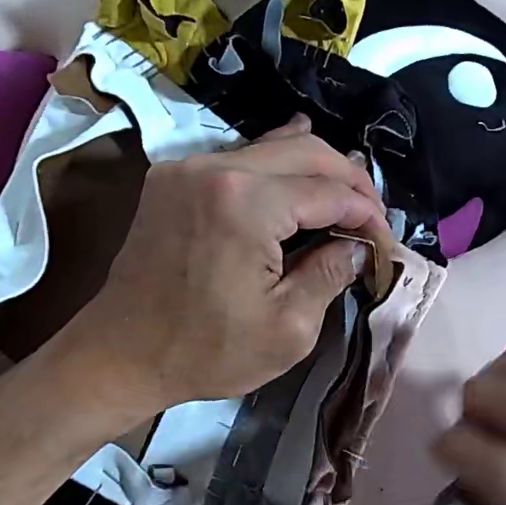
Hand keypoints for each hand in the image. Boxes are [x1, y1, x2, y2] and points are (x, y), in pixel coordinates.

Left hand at [44, 116, 393, 421]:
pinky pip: (240, 157)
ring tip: (349, 195)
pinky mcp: (173, 179)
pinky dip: (278, 164)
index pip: (329, 193)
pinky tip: (299, 161)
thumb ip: (331, 274)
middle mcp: (216, 169)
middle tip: (374, 215)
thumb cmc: (206, 351)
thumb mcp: (288, 328)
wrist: (119, 356)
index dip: (367, 216)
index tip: (386, 243)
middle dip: (350, 180)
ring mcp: (188, 168)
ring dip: (317, 168)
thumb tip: (359, 246)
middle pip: (306, 153)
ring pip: (273, 148)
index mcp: (246, 204)